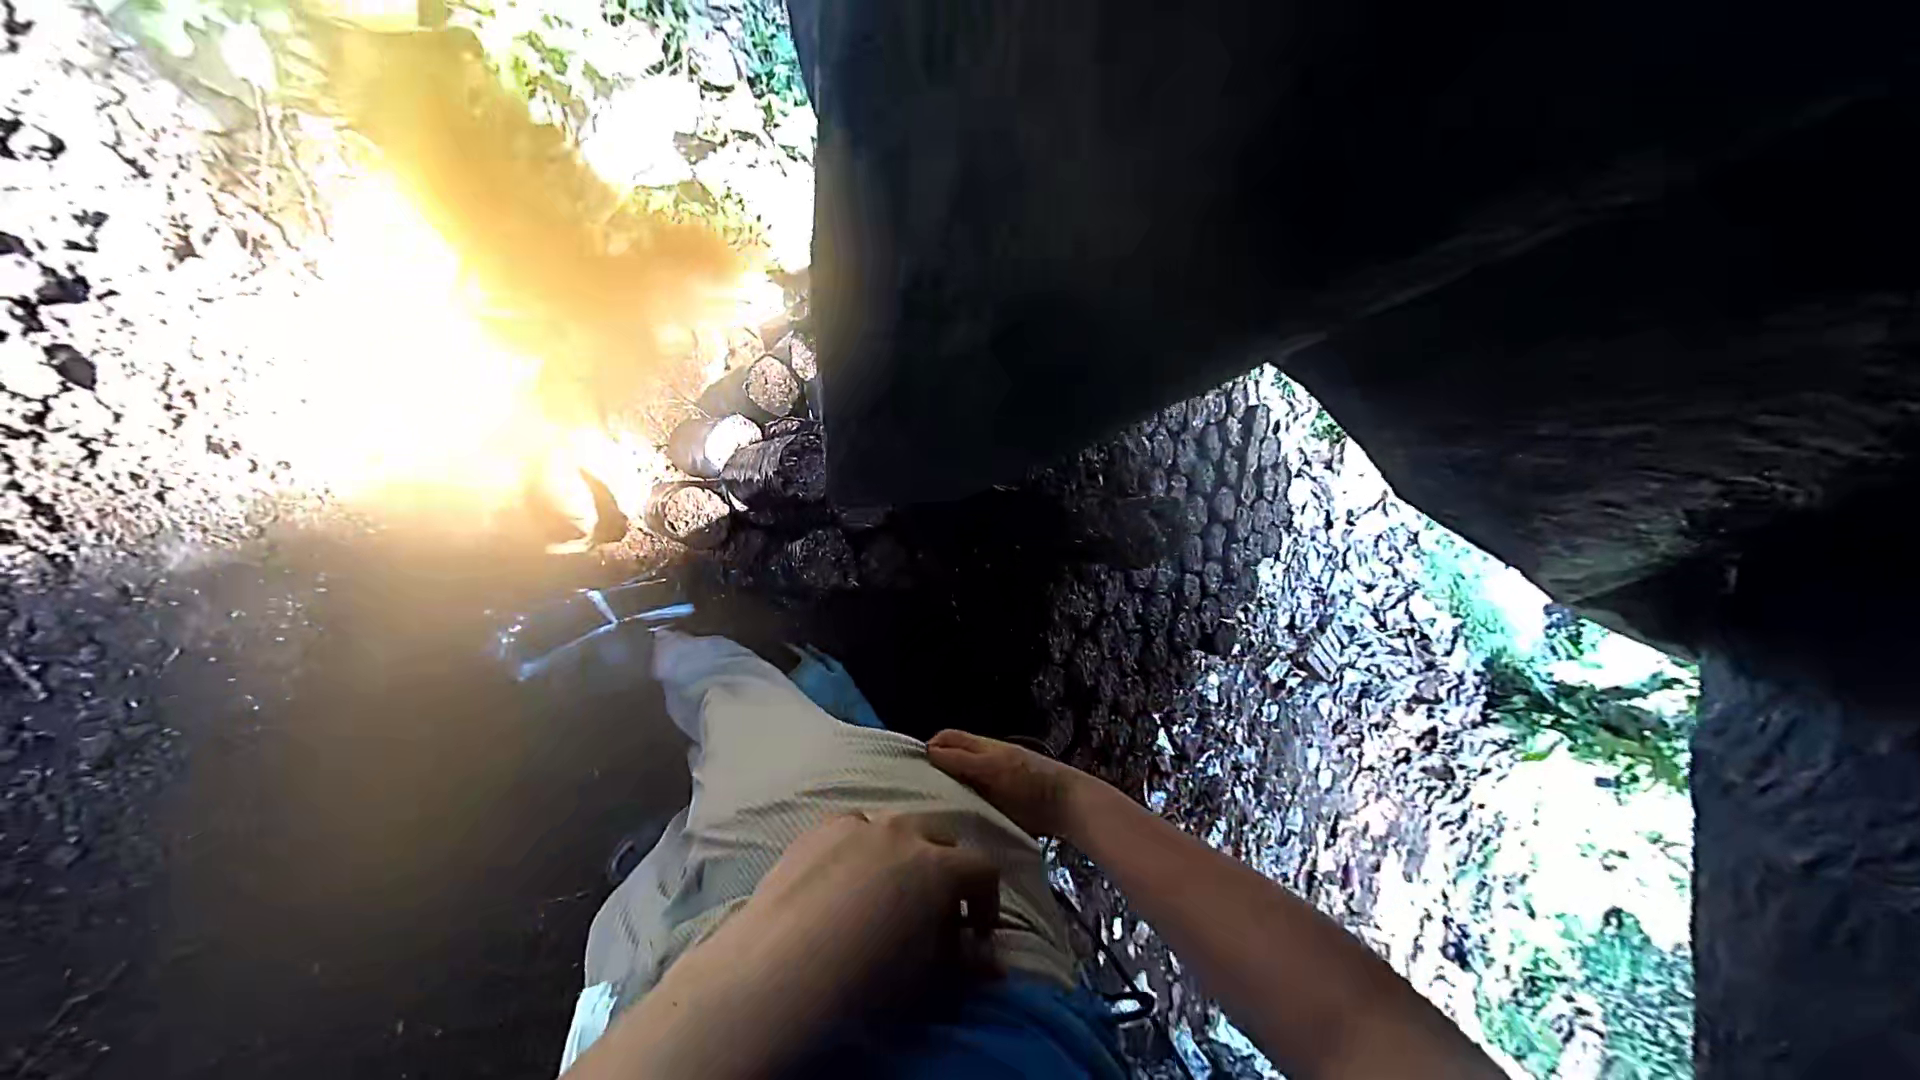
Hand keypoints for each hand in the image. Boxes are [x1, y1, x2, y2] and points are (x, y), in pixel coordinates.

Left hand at [573, 813, 1002, 1079]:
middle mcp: (903, 831)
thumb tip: (991, 961)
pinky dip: (864, 846)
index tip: (977, 930)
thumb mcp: (926, 974)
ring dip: (906, 851)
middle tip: (936, 907)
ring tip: (888, 889)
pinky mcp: (822, 827)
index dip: (987, 900)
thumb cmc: (863, 977)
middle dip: (949, 867)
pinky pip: (856, 827)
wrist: (779, 968)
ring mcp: (860, 823)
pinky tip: (845, 879)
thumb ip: (964, 959)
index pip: (982, 868)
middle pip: (942, 837)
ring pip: (898, 826)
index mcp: (938, 865)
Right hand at [926, 730, 1095, 838]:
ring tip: (927, 812)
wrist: (1066, 805)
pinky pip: (969, 805)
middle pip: (948, 762)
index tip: (907, 771)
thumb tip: (928, 751)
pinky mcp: (996, 807)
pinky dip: (958, 810)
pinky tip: (950, 824)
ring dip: (944, 794)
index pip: (944, 740)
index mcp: (979, 747)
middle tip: (912, 796)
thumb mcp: (992, 768)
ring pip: (957, 784)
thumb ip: (962, 760)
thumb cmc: (1029, 781)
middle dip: (931, 774)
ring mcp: (989, 785)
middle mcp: (981, 762)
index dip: (927, 750)